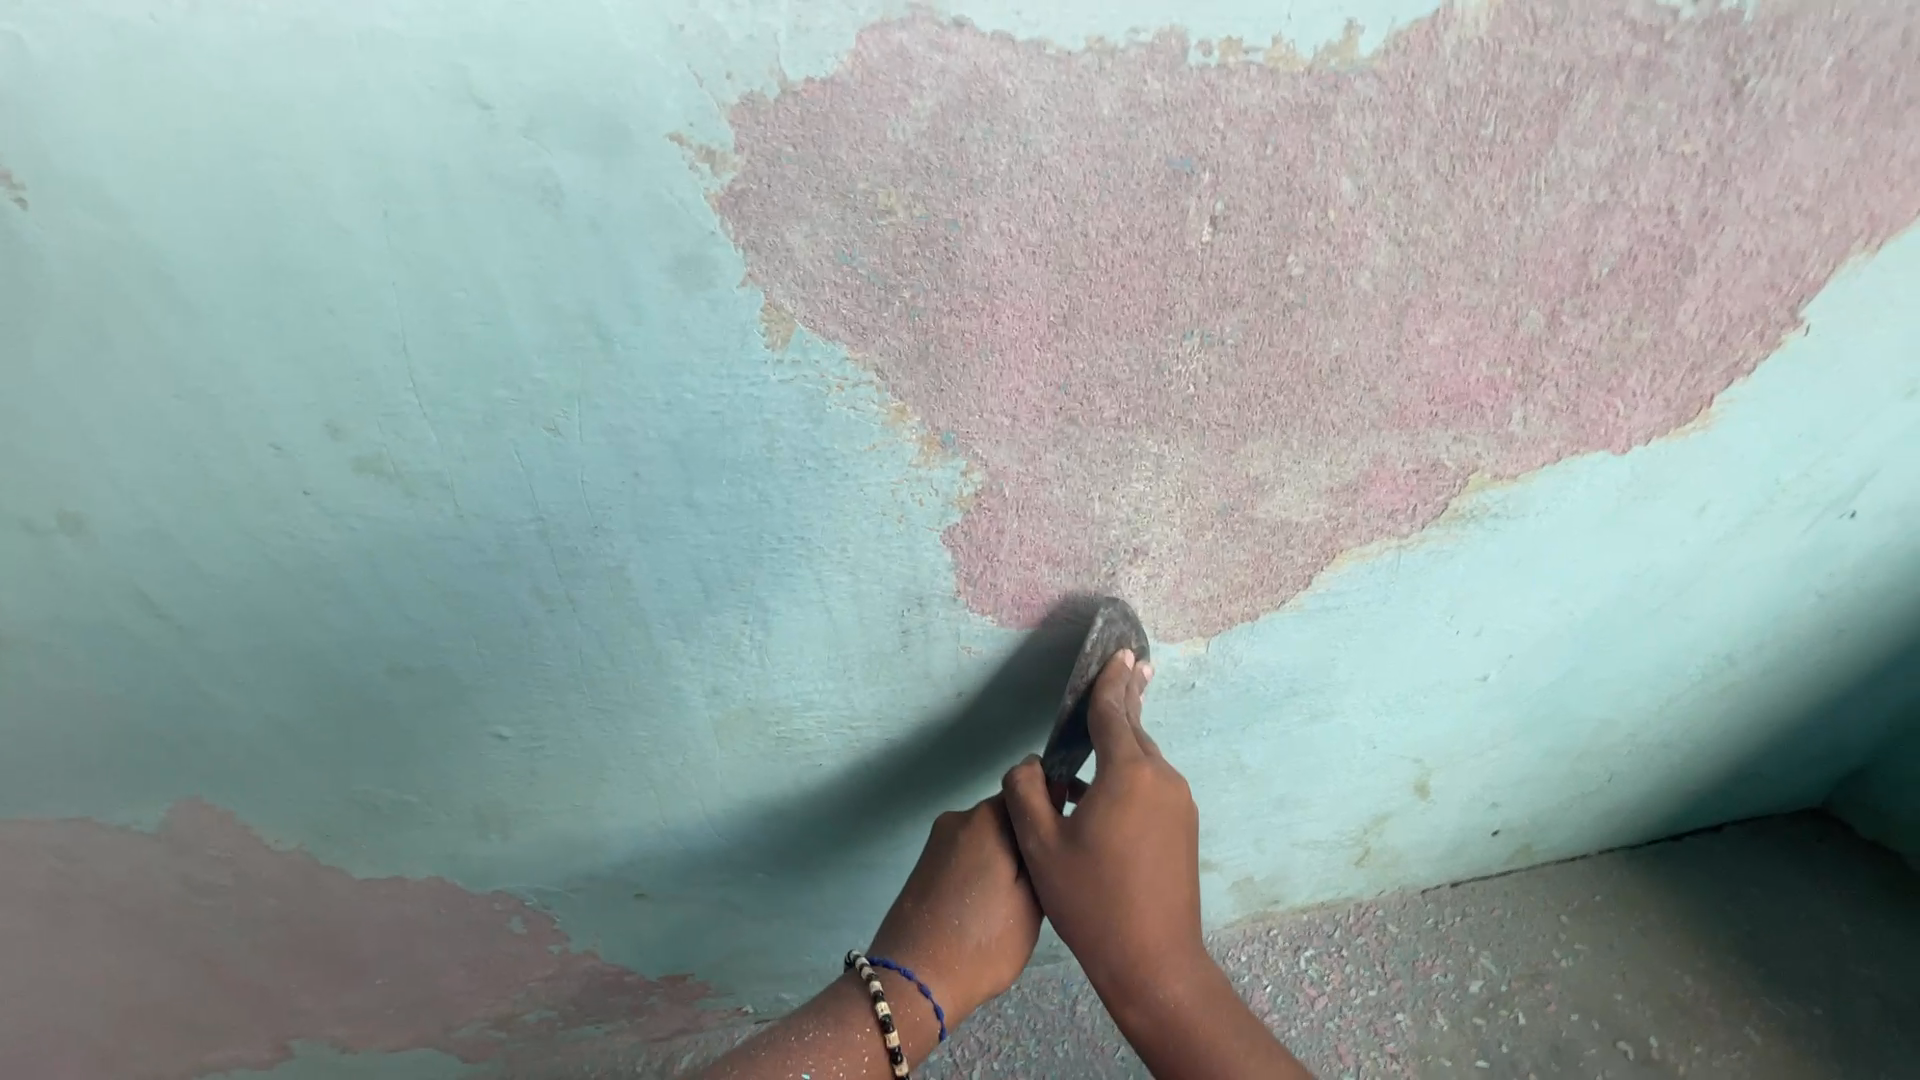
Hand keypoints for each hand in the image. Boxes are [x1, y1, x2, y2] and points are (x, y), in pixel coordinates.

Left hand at [869, 794, 1042, 1024]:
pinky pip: (967, 854)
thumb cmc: (983, 941)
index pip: (1030, 789)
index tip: (1060, 846)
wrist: (913, 981)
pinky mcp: (926, 863)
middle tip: (1040, 886)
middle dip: (1025, 842)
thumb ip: (1041, 847)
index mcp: (987, 817)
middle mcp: (959, 817)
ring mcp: (938, 840)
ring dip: (1004, 860)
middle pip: (1007, 815)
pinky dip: (982, 872)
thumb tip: (1048, 807)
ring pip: (988, 837)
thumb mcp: (1032, 898)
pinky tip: (988, 908)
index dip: (1050, 813)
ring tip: (1014, 904)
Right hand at [1000, 651, 1206, 1003]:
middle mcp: (1161, 778)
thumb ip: (1026, 791)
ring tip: (1106, 726)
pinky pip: (1151, 782)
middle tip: (1128, 663)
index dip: (1110, 680)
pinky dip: (1129, 771)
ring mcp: (1179, 802)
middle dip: (1125, 697)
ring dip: (1123, 739)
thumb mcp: (1040, 845)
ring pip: (1143, 758)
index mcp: (1127, 773)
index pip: (1113, 712)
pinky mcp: (1184, 826)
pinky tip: (1104, 789)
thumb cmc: (1091, 901)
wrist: (1155, 962)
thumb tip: (1028, 763)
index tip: (1119, 651)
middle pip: (1134, 729)